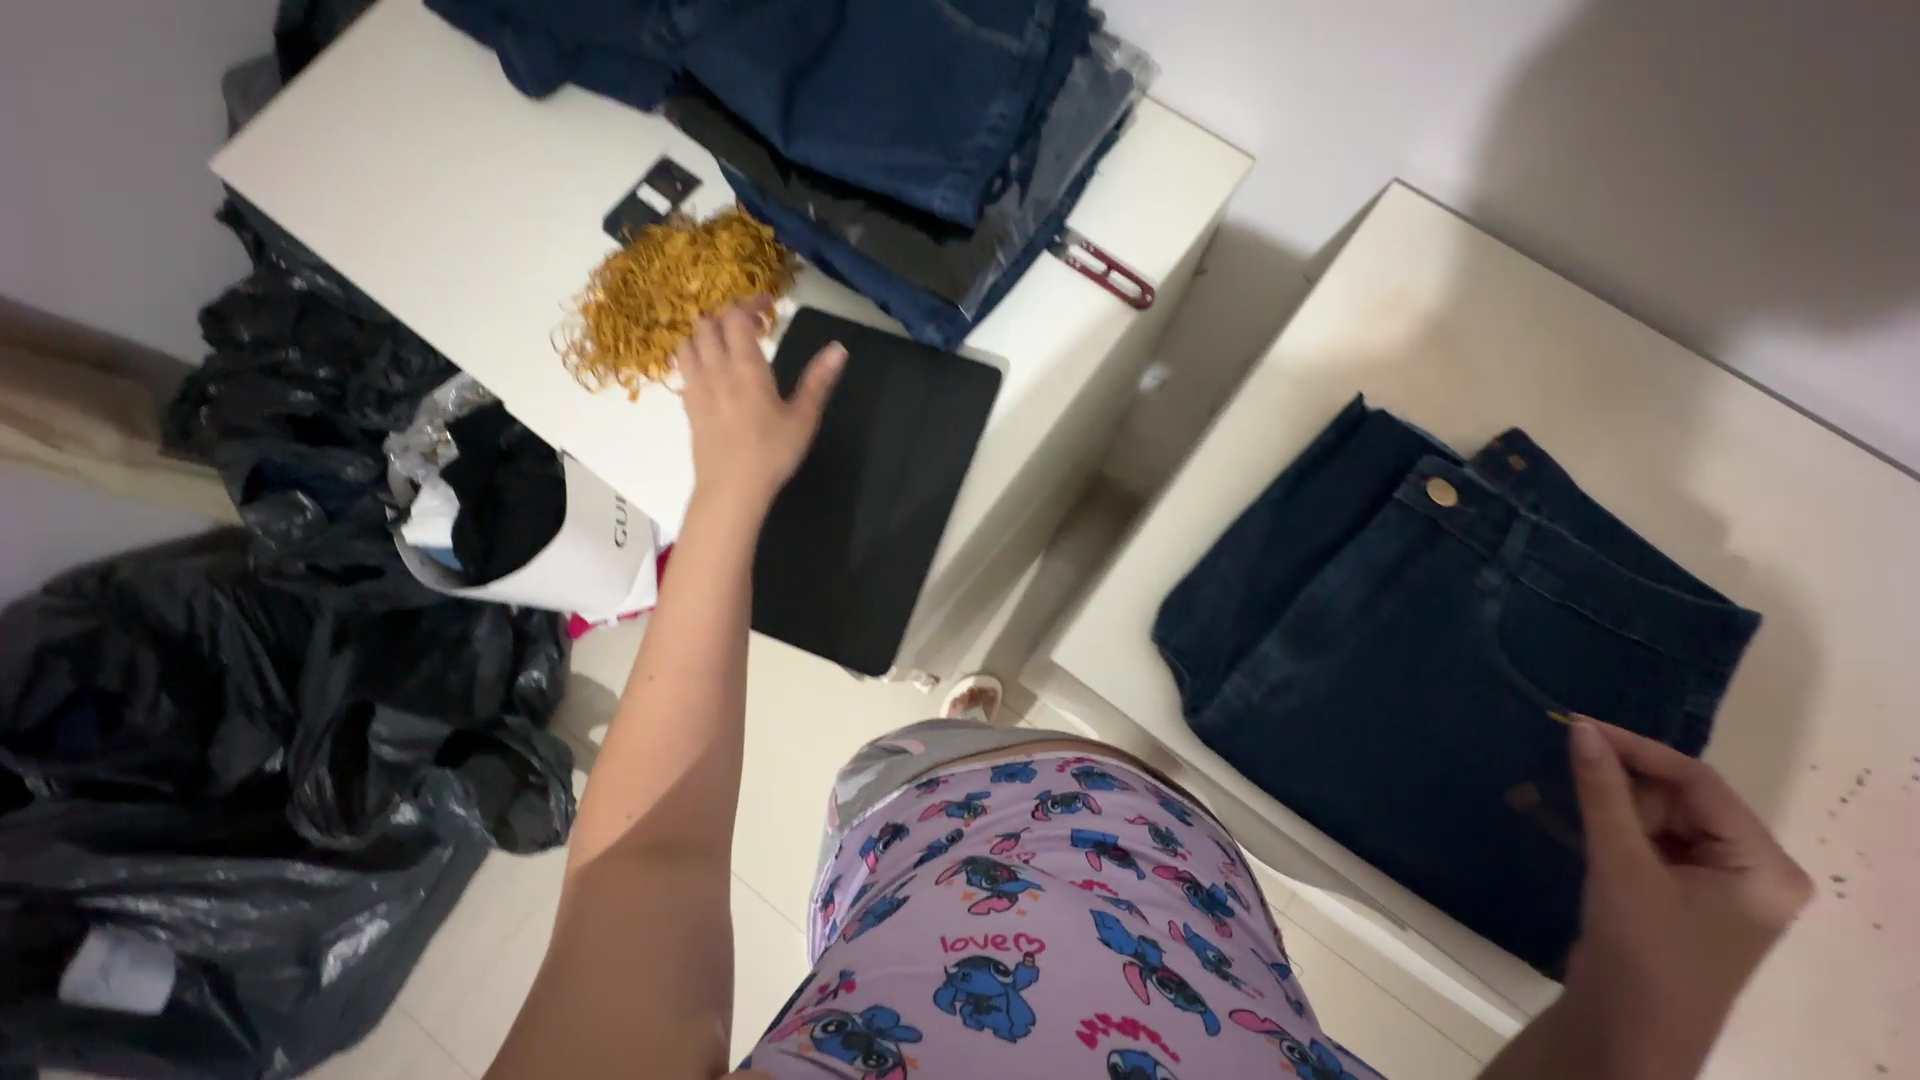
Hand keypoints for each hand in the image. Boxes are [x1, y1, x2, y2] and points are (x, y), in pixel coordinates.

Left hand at [676, 297, 845, 511]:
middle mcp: (716, 369)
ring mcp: (697, 387)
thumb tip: (838, 348)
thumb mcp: (803, 418)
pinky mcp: (688, 406)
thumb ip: (818, 380)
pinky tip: (711, 369)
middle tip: (750, 323)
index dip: (749, 303)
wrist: (731, 489)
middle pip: (707, 324)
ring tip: (725, 341)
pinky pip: (684, 367)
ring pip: (688, 342)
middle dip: (727, 315)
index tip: (768, 303)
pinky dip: (695, 356)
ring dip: (705, 333)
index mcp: (746, 367)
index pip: (736, 318)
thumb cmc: (772, 454)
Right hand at [1559, 719, 1812, 1077]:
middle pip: (1683, 799)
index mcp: (1766, 865)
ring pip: (1664, 818)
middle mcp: (1757, 869)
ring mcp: (1724, 884)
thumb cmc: (1641, 949)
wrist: (1629, 1029)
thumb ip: (1602, 792)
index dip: (1638, 749)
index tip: (1578, 725)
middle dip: (1628, 790)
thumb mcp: (1620, 864)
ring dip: (1620, 811)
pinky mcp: (1690, 895)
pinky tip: (1592, 834)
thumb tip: (1580, 728)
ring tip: (1586, 827)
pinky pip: (1656, 842)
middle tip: (1577, 786)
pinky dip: (1620, 831)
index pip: (1700, 783)